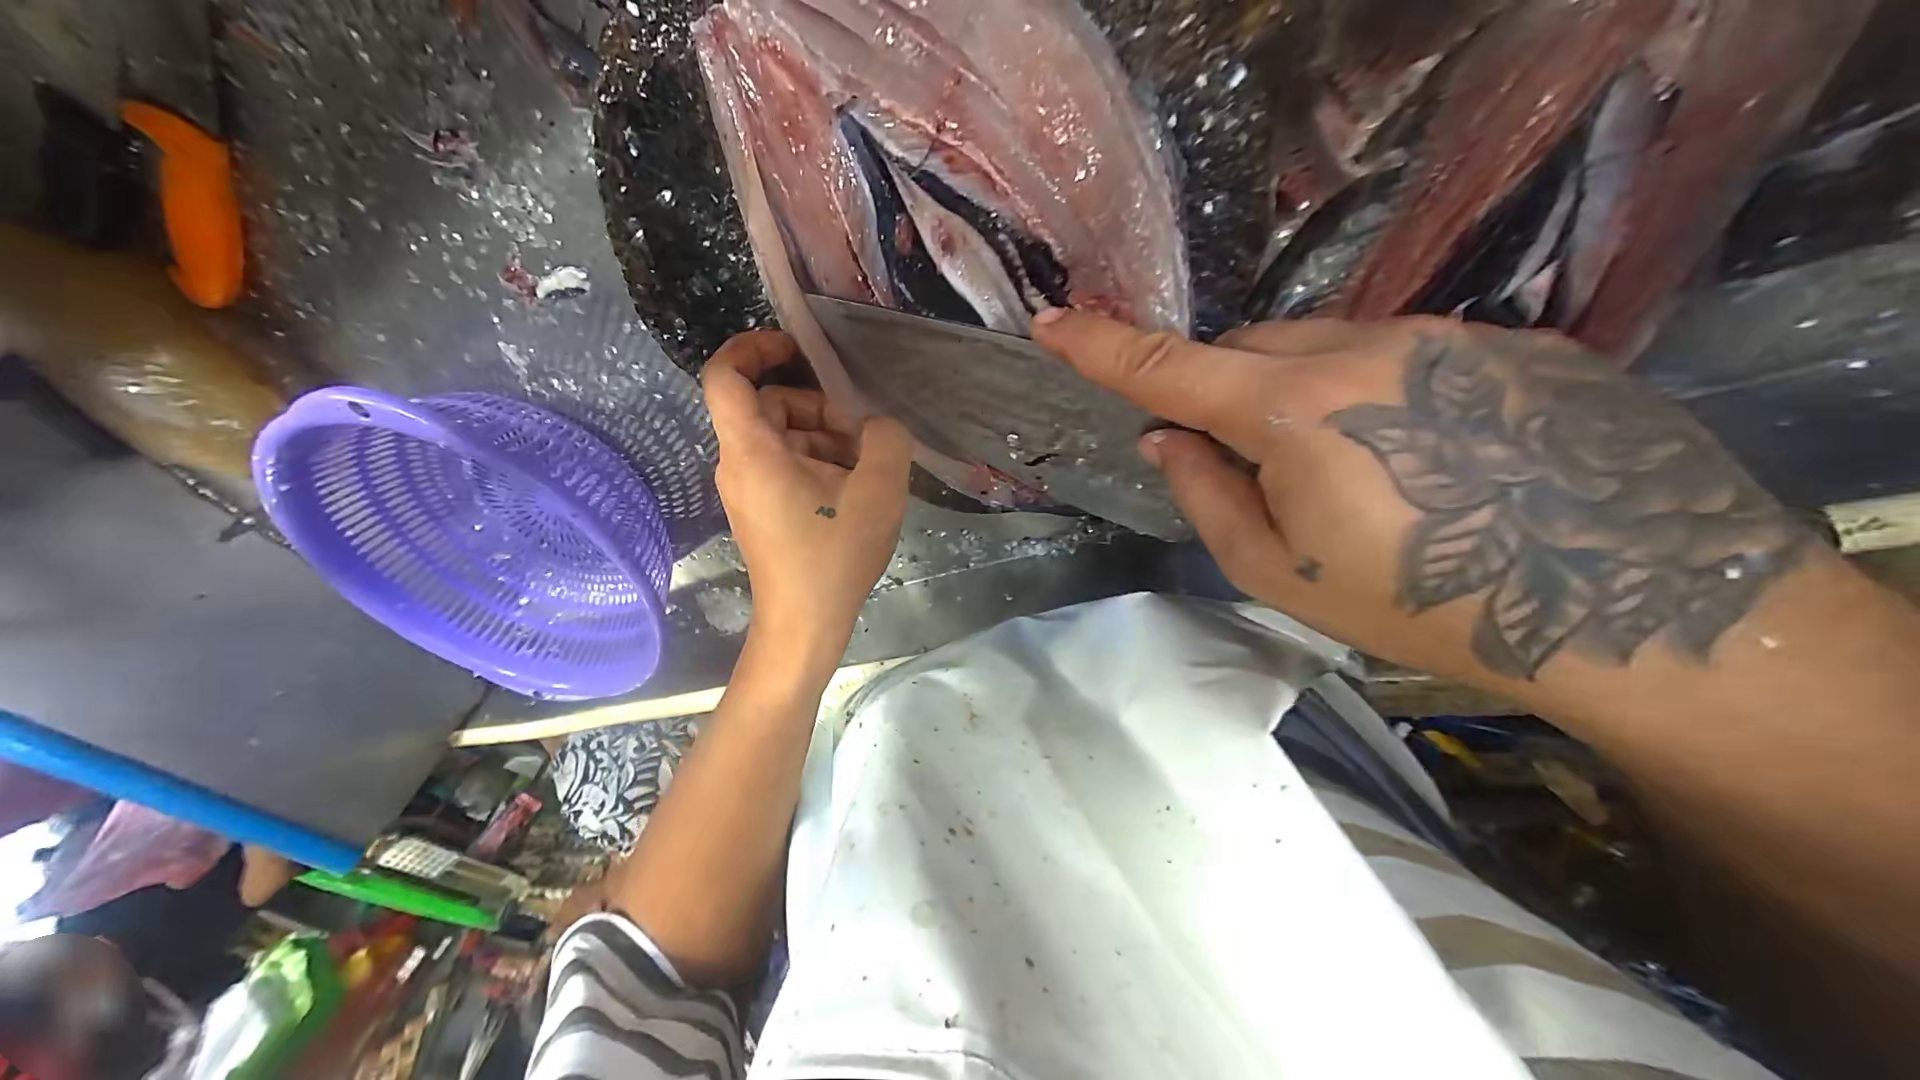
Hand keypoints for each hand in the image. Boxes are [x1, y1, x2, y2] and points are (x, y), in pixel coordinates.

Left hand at [702, 330, 913, 659]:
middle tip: (861, 434)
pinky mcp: (762, 508)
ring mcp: (748, 489)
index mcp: (752, 451)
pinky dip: (819, 462)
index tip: (795, 348)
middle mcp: (738, 464)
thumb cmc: (835, 556)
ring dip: (826, 438)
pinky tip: (854, 489)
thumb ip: (885, 438)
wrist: (806, 623)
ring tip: (866, 468)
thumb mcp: (878, 490)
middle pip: (768, 406)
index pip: (725, 377)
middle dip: (818, 406)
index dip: (753, 348)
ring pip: (783, 436)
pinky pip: (786, 465)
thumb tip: (876, 427)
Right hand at [1032, 309, 1808, 688]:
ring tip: (1359, 478)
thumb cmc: (1418, 604)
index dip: (1102, 346)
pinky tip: (1427, 461)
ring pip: (1325, 347)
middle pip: (1250, 349)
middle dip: (1227, 394)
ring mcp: (1446, 337)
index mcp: (1296, 410)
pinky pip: (1400, 355)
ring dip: (1304, 397)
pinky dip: (1375, 394)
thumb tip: (1164, 436)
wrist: (1630, 609)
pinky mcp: (1512, 346)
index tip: (1051, 321)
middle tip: (1251, 467)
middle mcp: (1365, 348)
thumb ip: (1204, 493)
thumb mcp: (1276, 571)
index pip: (1169, 367)